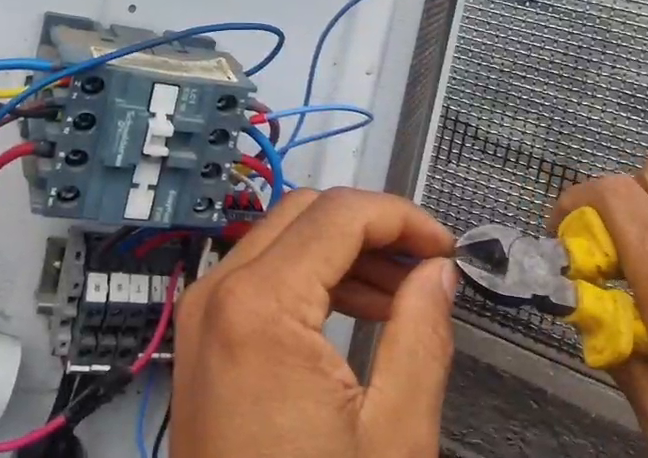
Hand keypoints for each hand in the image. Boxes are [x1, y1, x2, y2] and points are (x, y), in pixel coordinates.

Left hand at [171, 187, 458, 457]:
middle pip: (305, 213)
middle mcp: (218, 294)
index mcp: (259, 306)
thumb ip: (422, 336)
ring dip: (343, 252)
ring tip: (401, 294)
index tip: (445, 245)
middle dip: (371, 228)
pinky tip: (356, 313)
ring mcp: (203, 315)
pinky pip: (260, 277)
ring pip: (281, 238)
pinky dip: (310, 279)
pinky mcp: (202, 339)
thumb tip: (437, 273)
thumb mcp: (394, 437)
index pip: (339, 214)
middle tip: (426, 263)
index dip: (402, 217)